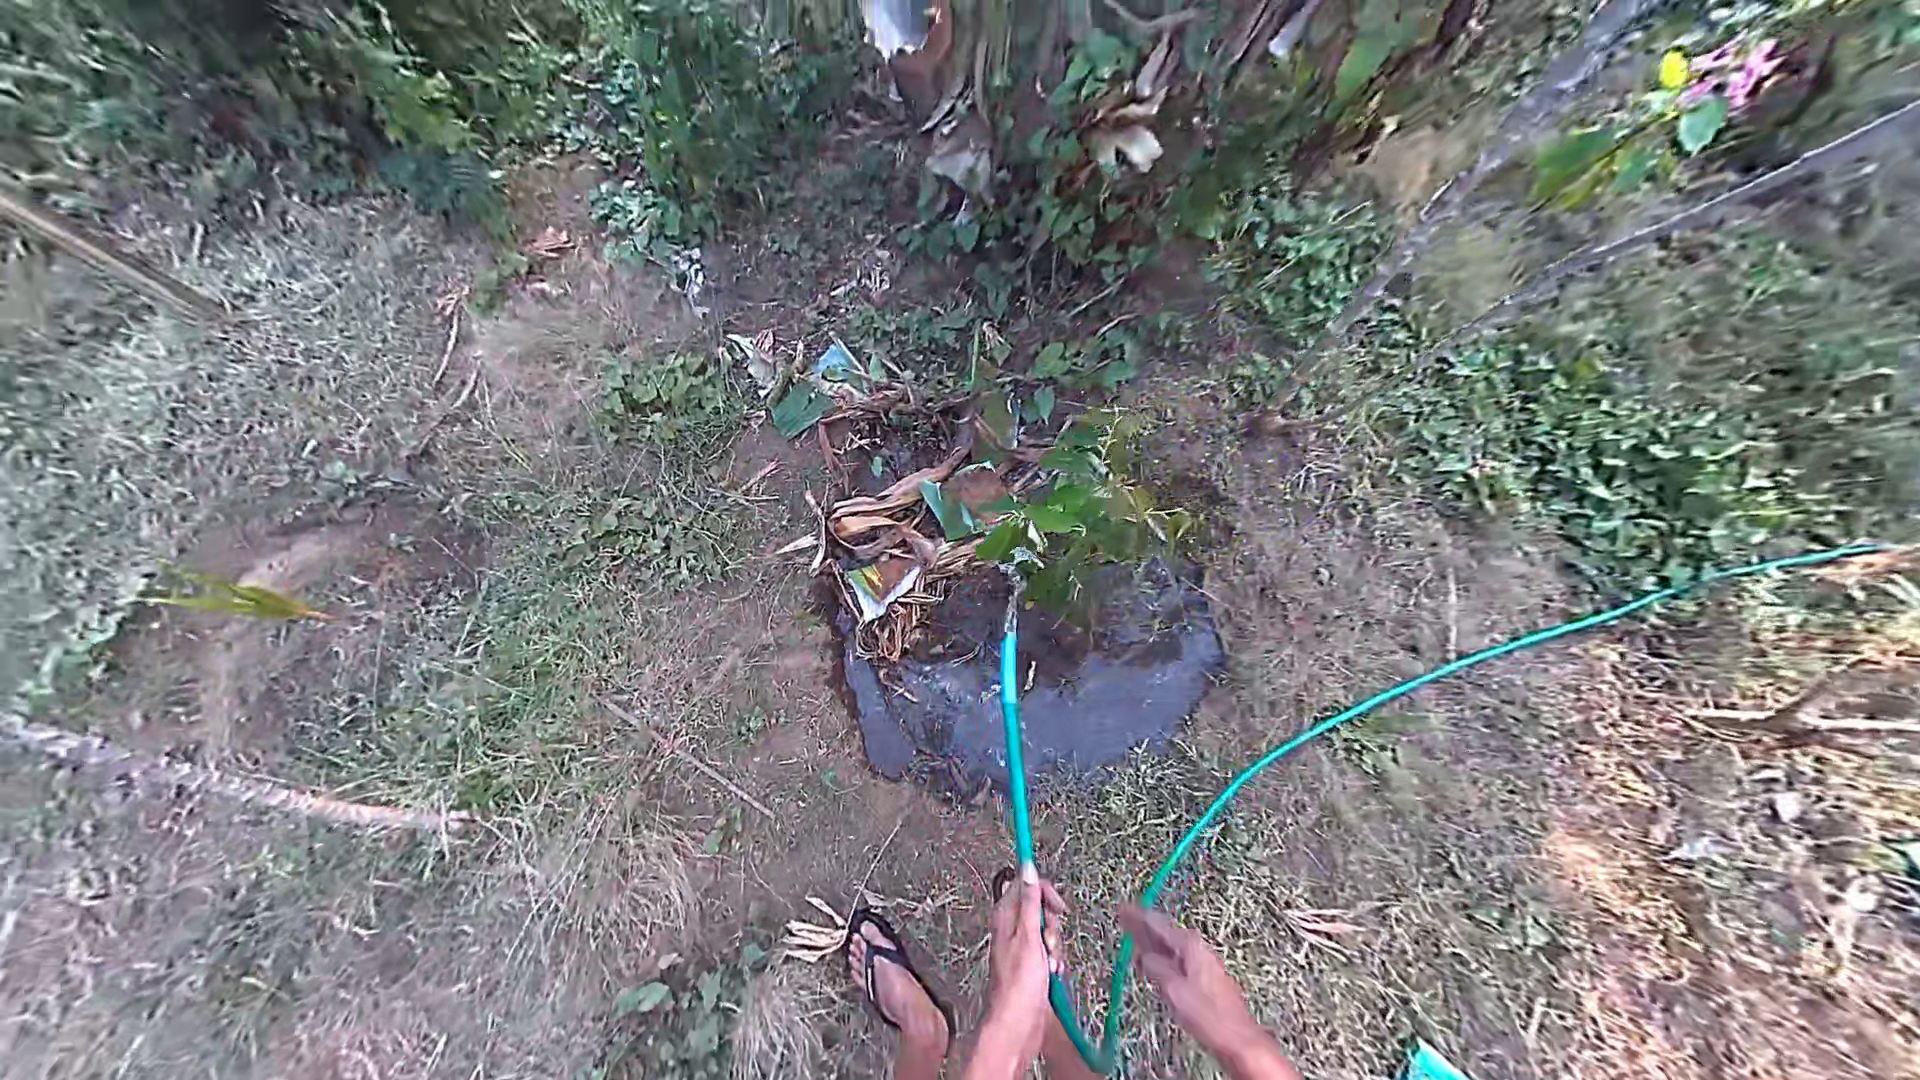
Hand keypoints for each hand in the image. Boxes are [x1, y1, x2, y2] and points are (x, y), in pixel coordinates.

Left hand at [968, 866, 1065, 1076]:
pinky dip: (1054, 959)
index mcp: (1006, 914)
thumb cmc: (1018, 985)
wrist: (1018, 1026)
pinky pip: (1048, 950)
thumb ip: (1029, 900)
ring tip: (1049, 962)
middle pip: (1039, 907)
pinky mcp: (1031, 963)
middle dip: (1051, 923)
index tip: (1056, 907)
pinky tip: (1052, 973)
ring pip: (1046, 930)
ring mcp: (1022, 945)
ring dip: (1054, 945)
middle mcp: (1011, 927)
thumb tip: (1027, 866)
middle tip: (1048, 940)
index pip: (1026, 884)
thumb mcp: (1028, 936)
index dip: (1044, 892)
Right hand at [1118, 906, 1297, 1079]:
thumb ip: (1155, 968)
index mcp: (1189, 944)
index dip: (1137, 916)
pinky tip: (1155, 965)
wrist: (1240, 1042)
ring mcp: (1203, 964)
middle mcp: (1198, 949)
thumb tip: (1144, 957)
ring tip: (1134, 942)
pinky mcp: (1206, 980)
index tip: (1122, 909)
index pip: (1157, 923)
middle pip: (1164, 933)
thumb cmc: (1209, 1015)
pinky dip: (1163, 959)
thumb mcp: (1173, 990)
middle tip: (1124, 920)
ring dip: (1152, 945)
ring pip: (1171, 948)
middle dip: (1143, 928)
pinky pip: (1178, 961)